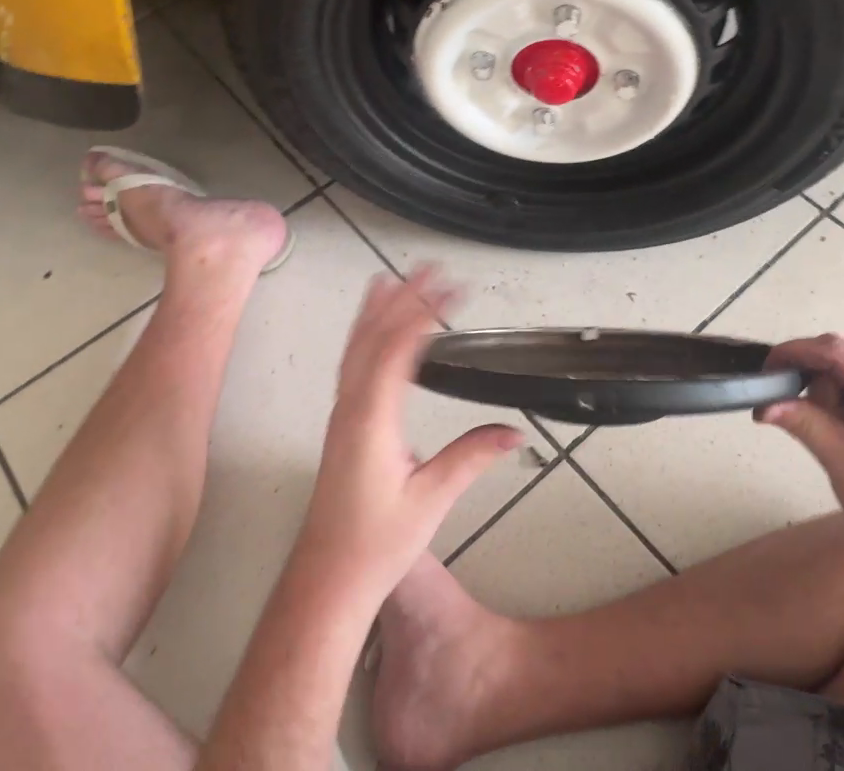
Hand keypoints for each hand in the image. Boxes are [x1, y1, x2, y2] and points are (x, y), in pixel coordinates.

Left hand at [296, 267, 523, 597]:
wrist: (328, 576)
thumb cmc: (377, 543)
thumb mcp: (432, 499)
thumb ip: (471, 458)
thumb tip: (515, 432)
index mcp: (373, 419)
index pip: (399, 349)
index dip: (425, 312)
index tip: (454, 288)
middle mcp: (350, 407)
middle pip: (373, 338)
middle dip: (402, 298)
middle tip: (429, 267)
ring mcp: (341, 415)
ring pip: (355, 349)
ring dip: (376, 311)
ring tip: (391, 278)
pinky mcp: (342, 426)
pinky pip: (349, 365)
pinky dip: (362, 336)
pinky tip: (371, 332)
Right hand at [757, 335, 843, 577]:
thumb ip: (805, 425)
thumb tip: (763, 405)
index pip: (838, 352)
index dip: (795, 352)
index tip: (762, 372)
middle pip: (841, 360)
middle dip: (811, 383)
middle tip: (798, 419)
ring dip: (825, 398)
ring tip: (830, 439)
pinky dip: (838, 406)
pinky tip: (839, 434)